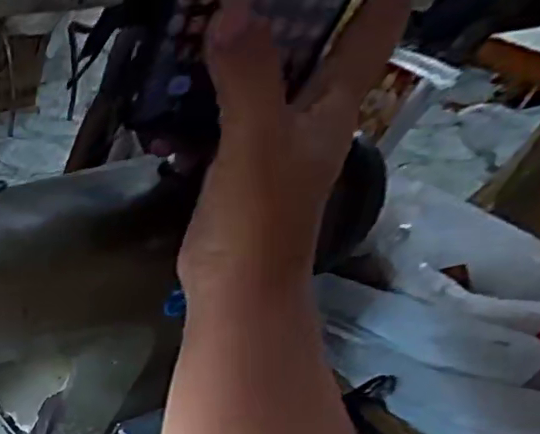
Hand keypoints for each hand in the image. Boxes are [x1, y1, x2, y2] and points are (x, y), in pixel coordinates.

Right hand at [178, 0, 408, 297]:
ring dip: (226, 63)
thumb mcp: (255, 141)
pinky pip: (216, 130)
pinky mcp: (231, 176)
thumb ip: (248, 74)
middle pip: (308, 45)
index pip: (373, 20)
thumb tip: (232, 10)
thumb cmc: (257, 223)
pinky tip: (166, 118)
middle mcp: (306, 118)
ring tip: (192, 40)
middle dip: (278, 15)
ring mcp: (267, 148)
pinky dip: (194, 118)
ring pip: (254, 86)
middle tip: (232, 3)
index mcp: (332, 102)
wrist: (234, 297)